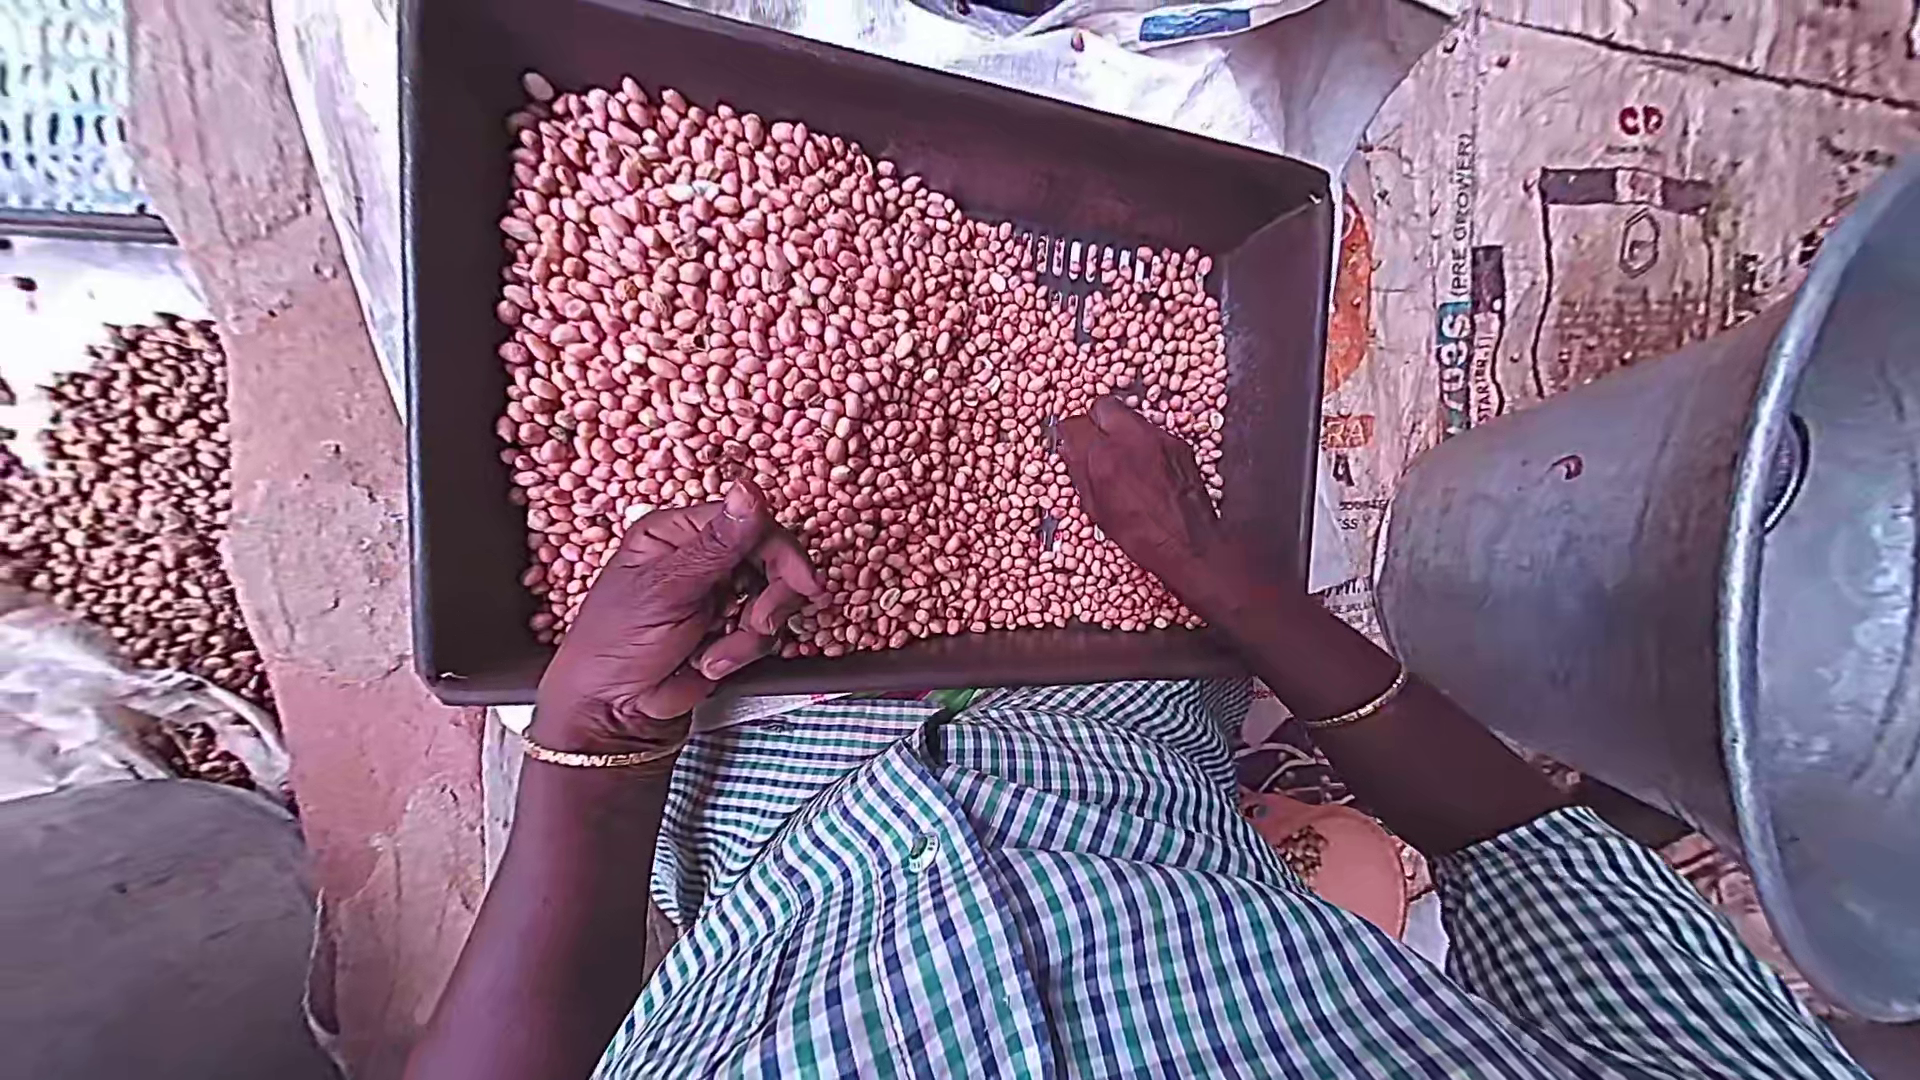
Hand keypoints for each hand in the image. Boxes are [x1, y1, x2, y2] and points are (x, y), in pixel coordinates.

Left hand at [530, 480, 823, 758]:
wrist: (613, 712)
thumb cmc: (616, 644)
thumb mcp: (667, 590)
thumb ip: (717, 543)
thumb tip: (749, 489)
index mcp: (681, 532)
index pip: (751, 522)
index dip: (782, 552)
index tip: (804, 582)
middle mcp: (706, 555)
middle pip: (773, 559)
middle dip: (771, 598)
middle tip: (759, 624)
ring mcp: (722, 591)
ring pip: (776, 597)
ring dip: (753, 633)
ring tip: (716, 653)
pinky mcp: (734, 624)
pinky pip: (767, 629)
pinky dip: (745, 650)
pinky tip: (711, 661)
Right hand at [1058, 396, 1235, 596]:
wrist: (1188, 544)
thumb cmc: (1140, 535)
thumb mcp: (1096, 509)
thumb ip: (1080, 473)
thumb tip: (1070, 452)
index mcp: (1102, 457)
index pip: (1074, 424)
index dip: (1069, 433)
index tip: (1069, 441)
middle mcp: (1130, 439)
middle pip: (1102, 406)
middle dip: (1094, 421)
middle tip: (1093, 442)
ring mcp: (1158, 438)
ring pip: (1129, 416)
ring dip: (1118, 430)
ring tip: (1118, 457)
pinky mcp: (1178, 443)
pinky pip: (1152, 431)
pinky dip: (1142, 443)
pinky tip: (1143, 467)